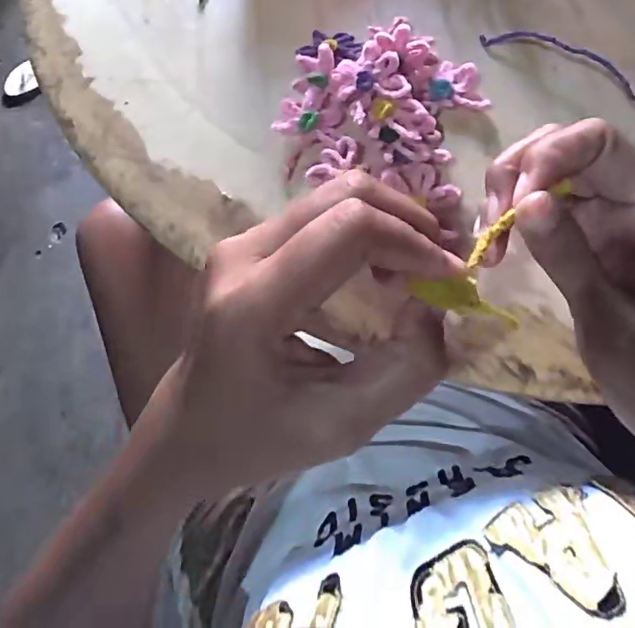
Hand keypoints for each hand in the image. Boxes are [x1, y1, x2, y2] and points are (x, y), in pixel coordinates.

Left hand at [138, 172, 459, 498]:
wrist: (184, 429)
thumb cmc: (257, 439)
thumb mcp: (343, 426)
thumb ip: (406, 369)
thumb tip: (440, 305)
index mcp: (253, 303)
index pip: (347, 231)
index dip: (410, 242)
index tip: (450, 276)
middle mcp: (242, 253)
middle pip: (343, 196)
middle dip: (406, 219)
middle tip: (441, 260)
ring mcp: (240, 239)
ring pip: (333, 194)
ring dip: (388, 218)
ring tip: (417, 261)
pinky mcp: (249, 239)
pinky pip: (320, 211)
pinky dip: (365, 225)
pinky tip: (382, 262)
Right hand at [487, 120, 634, 467]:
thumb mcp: (612, 328)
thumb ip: (570, 258)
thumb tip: (524, 198)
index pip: (602, 143)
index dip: (550, 155)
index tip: (514, 204)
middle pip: (570, 146)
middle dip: (520, 170)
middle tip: (492, 221)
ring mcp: (615, 219)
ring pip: (553, 169)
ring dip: (510, 189)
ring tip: (490, 238)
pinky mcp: (595, 237)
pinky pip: (549, 202)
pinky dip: (515, 212)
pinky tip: (498, 243)